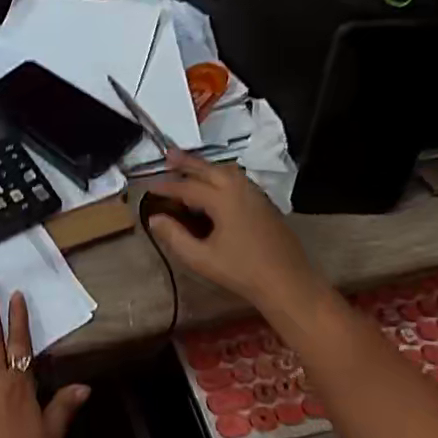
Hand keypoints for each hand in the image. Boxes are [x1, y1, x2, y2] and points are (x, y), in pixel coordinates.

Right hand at [144, 151, 325, 308]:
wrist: (288, 282)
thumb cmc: (241, 271)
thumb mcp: (200, 258)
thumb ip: (174, 236)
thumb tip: (154, 218)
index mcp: (223, 200)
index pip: (188, 187)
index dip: (167, 187)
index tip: (149, 187)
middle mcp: (240, 190)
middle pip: (210, 169)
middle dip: (188, 162)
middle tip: (168, 155)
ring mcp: (256, 194)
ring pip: (227, 170)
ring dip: (206, 166)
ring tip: (190, 165)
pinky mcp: (265, 203)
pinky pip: (239, 179)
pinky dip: (222, 173)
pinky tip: (217, 182)